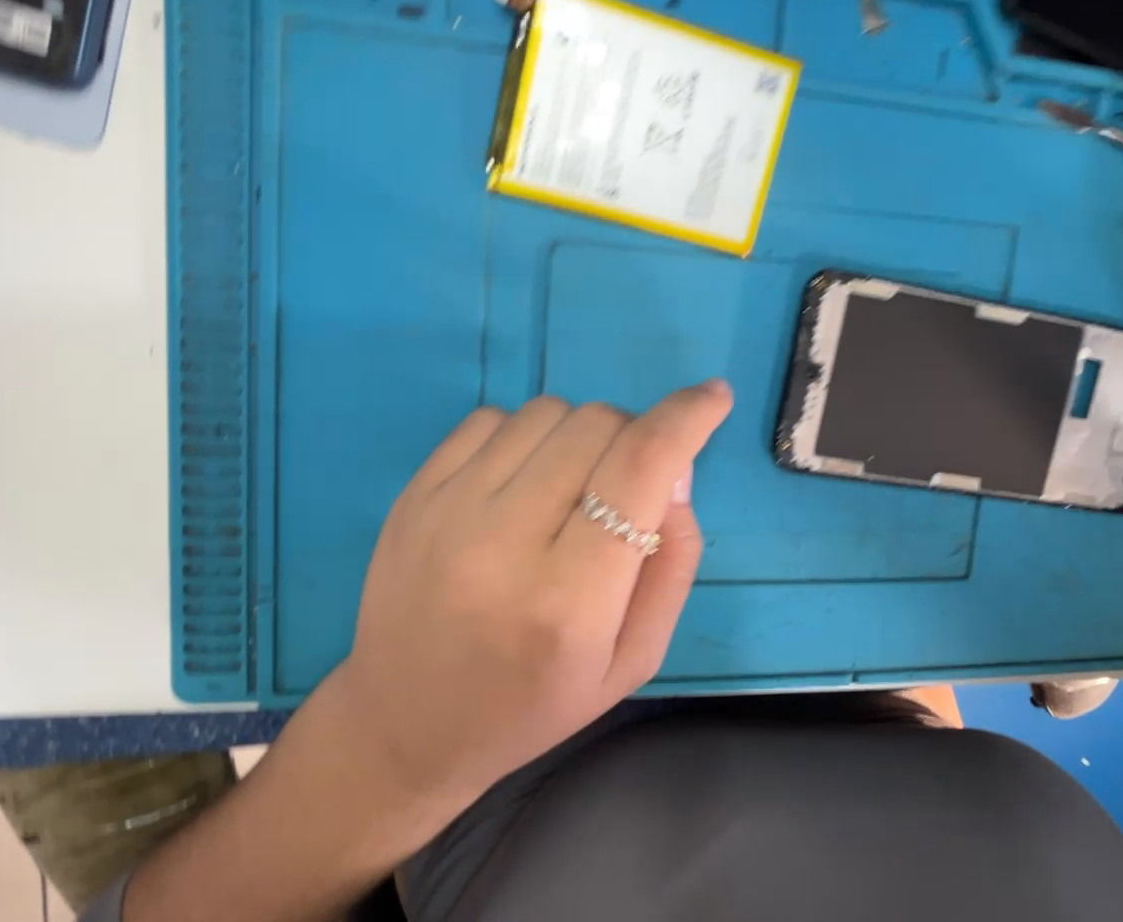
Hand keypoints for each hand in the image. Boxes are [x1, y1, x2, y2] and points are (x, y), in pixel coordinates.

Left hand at [329, 380, 733, 815]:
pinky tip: (521, 484)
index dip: (686, 418)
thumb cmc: (533, 704)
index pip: (640, 467)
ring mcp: (448, 510)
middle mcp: (504, 543)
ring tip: (570, 488)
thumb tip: (677, 472)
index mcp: (570, 600)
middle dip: (635, 436)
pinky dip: (526, 435)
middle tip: (628, 482)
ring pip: (546, 411)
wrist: (408, 724)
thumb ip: (673, 564)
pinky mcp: (414, 493)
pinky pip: (491, 418)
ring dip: (580, 434)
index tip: (714, 396)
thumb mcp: (633, 661)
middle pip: (597, 424)